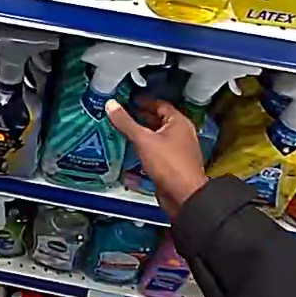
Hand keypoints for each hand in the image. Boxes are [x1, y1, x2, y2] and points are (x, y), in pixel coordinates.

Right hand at [107, 97, 207, 215]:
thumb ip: (126, 122)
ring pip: (155, 138)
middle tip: (122, 115)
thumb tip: (111, 105)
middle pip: (157, 121)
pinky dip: (142, 151)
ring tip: (121, 131)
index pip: (160, 104)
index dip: (144, 101)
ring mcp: (176, 151)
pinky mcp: (170, 166)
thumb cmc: (170, 165)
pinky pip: (154, 154)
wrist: (183, 197)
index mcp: (178, 123)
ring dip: (140, 135)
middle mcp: (180, 135)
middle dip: (140, 118)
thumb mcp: (143, 140)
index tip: (129, 100)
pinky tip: (128, 153)